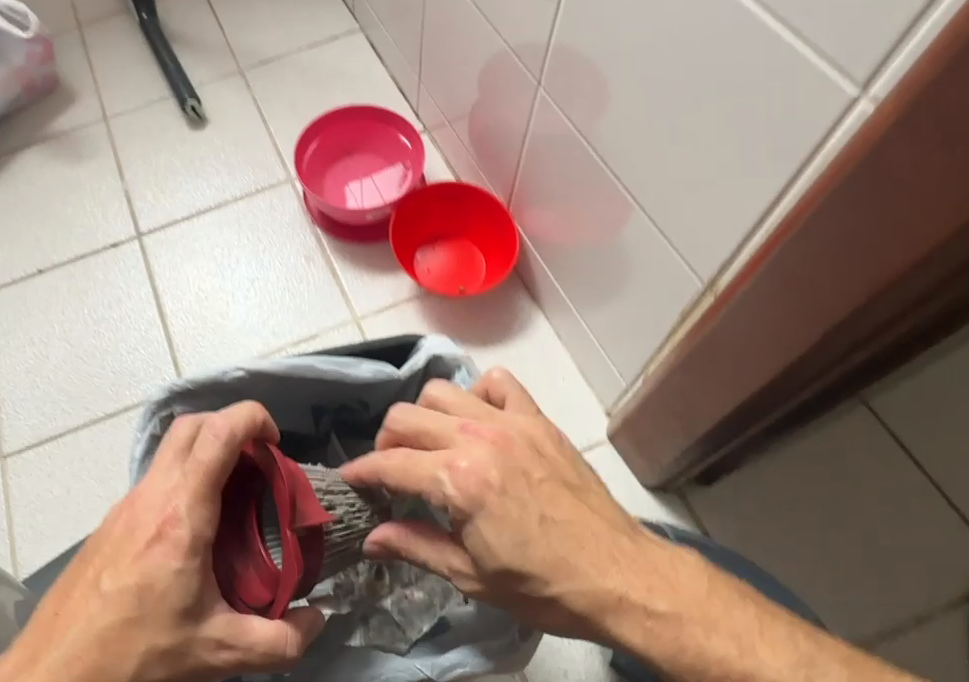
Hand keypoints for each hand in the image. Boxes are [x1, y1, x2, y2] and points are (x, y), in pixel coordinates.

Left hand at [0, 402, 325, 681]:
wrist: (56, 669)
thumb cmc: (135, 653)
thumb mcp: (216, 651)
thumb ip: (278, 641)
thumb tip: (317, 621)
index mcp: (181, 514)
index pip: (218, 433)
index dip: (252, 418)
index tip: (276, 441)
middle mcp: (152, 494)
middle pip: (192, 424)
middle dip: (232, 425)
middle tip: (260, 462)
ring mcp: (126, 503)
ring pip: (171, 450)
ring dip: (207, 452)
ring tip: (236, 497)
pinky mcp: (112, 520)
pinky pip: (157, 478)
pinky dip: (185, 480)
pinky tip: (198, 530)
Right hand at [340, 369, 667, 640]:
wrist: (619, 577)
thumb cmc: (544, 587)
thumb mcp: (471, 578)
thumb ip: (415, 547)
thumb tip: (371, 537)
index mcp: (458, 482)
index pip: (389, 464)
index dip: (361, 472)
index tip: (349, 481)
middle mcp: (477, 439)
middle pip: (405, 417)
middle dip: (386, 442)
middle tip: (390, 471)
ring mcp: (509, 422)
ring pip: (441, 391)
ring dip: (425, 415)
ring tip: (431, 445)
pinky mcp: (537, 419)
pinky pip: (496, 382)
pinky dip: (478, 394)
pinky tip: (478, 421)